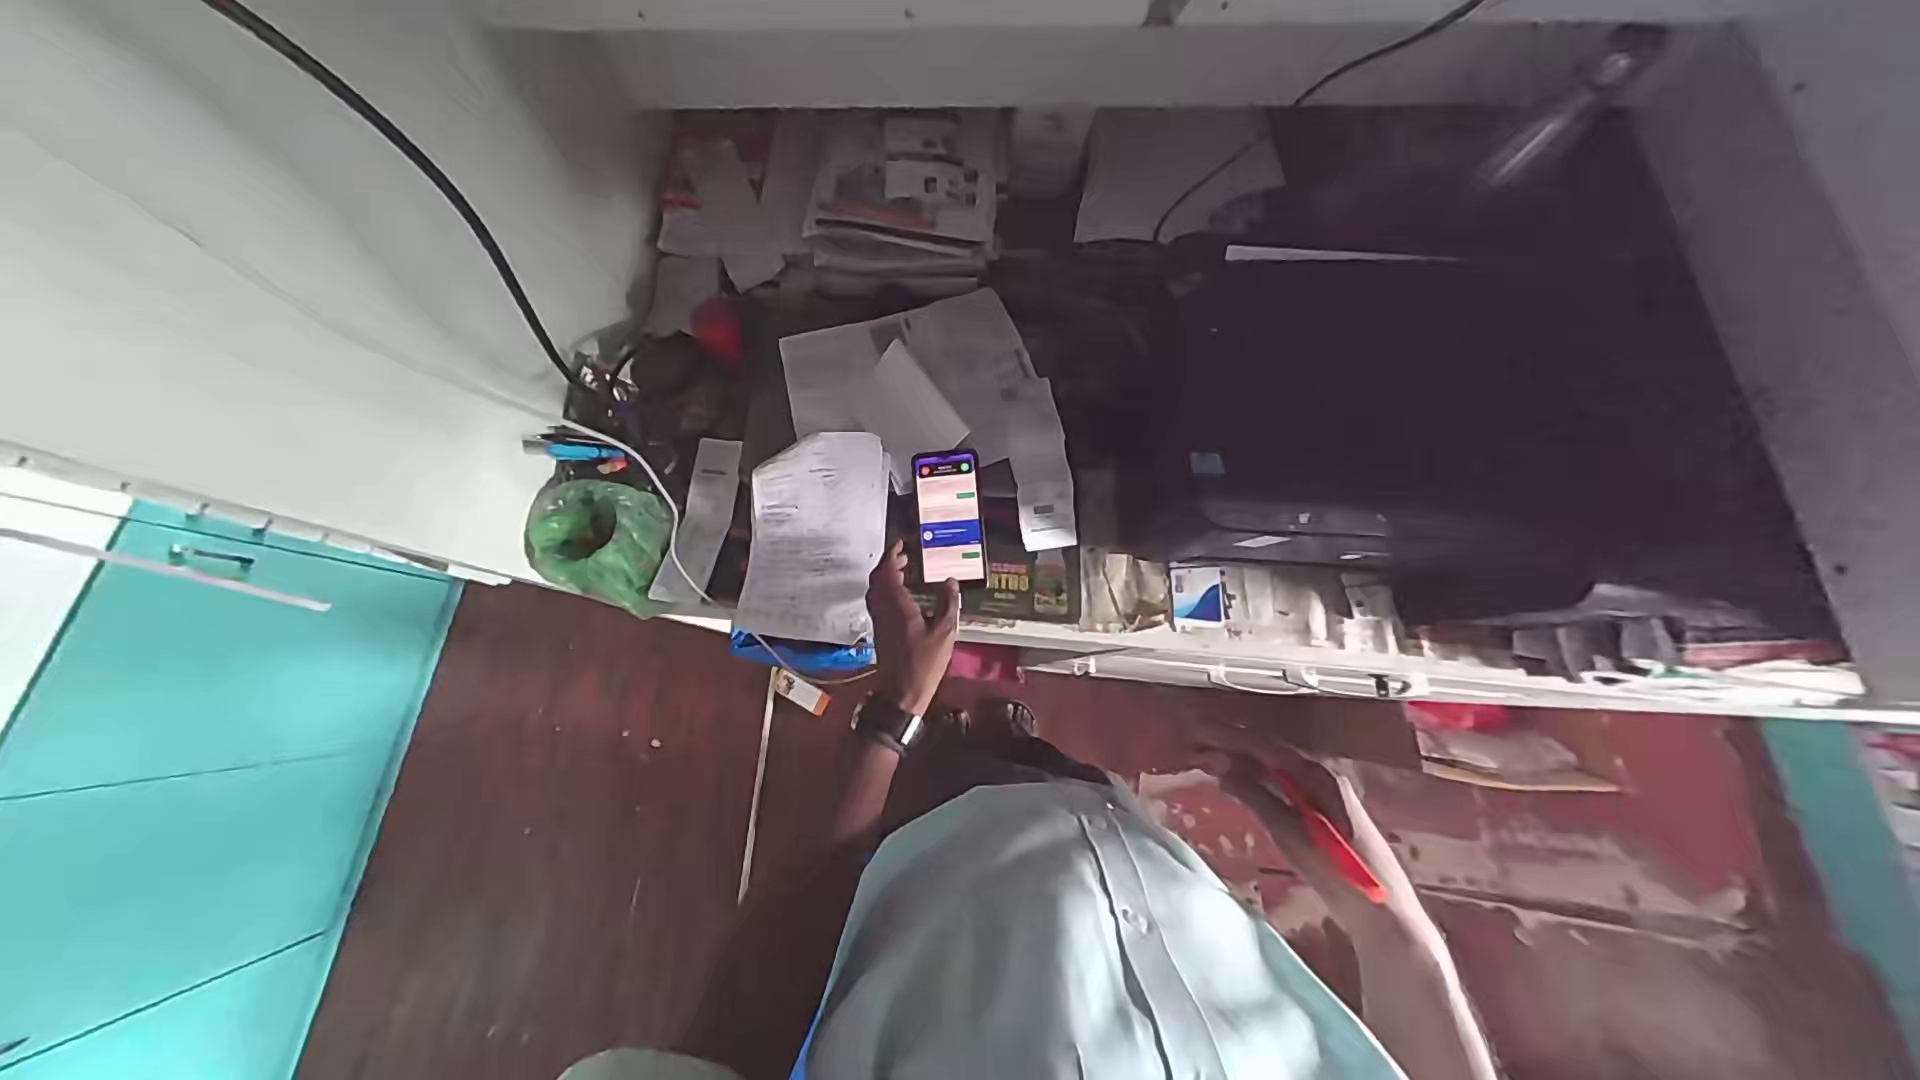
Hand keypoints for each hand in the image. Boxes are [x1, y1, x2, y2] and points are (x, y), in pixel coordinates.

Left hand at [867, 540, 960, 715]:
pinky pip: (878, 601)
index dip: (892, 556)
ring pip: (876, 590)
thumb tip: (950, 581)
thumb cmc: (924, 664)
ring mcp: (879, 621)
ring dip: (886, 576)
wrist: (902, 692)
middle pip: (878, 579)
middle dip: (888, 563)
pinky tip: (902, 594)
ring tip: (904, 569)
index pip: (888, 573)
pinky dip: (886, 589)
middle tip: (904, 554)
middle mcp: (883, 610)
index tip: (900, 544)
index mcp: (897, 606)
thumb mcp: (945, 633)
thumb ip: (948, 604)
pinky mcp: (880, 630)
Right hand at [1188, 722, 1386, 922]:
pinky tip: (1234, 780)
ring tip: (1206, 758)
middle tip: (1195, 742)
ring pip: (1272, 766)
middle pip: (1268, 751)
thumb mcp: (1293, 836)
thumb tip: (1220, 766)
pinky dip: (1253, 777)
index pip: (1265, 745)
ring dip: (1239, 760)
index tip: (1199, 730)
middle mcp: (1321, 775)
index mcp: (1319, 774)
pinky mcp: (1319, 810)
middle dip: (1230, 744)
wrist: (1385, 916)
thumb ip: (1256, 797)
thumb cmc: (1342, 874)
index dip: (1230, 736)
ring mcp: (1322, 792)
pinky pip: (1279, 782)